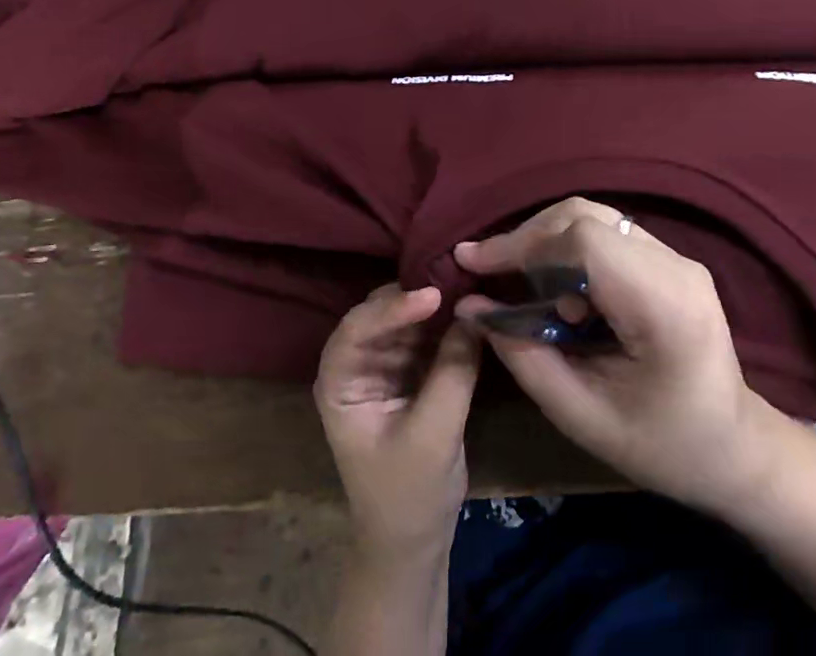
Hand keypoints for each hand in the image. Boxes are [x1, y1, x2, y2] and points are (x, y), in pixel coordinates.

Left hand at [315, 284, 481, 560]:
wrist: (414, 537)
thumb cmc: (408, 492)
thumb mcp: (433, 435)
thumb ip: (453, 373)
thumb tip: (475, 315)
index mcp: (340, 384)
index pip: (356, 331)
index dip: (391, 309)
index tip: (433, 295)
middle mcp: (357, 367)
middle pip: (379, 316)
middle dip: (414, 297)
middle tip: (456, 278)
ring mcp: (385, 367)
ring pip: (406, 321)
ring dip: (435, 306)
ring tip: (468, 284)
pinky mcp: (412, 373)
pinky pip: (427, 337)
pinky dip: (447, 324)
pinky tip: (471, 309)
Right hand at [455, 198, 784, 513]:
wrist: (734, 446)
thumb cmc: (662, 446)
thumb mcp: (580, 416)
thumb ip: (523, 356)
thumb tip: (471, 306)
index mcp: (664, 307)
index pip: (585, 241)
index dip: (522, 244)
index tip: (473, 264)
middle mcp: (676, 267)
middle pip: (586, 217)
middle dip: (527, 238)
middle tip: (486, 270)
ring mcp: (678, 258)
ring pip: (594, 218)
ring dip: (544, 240)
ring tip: (514, 279)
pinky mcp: (671, 261)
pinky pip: (608, 234)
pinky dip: (567, 248)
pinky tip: (552, 286)